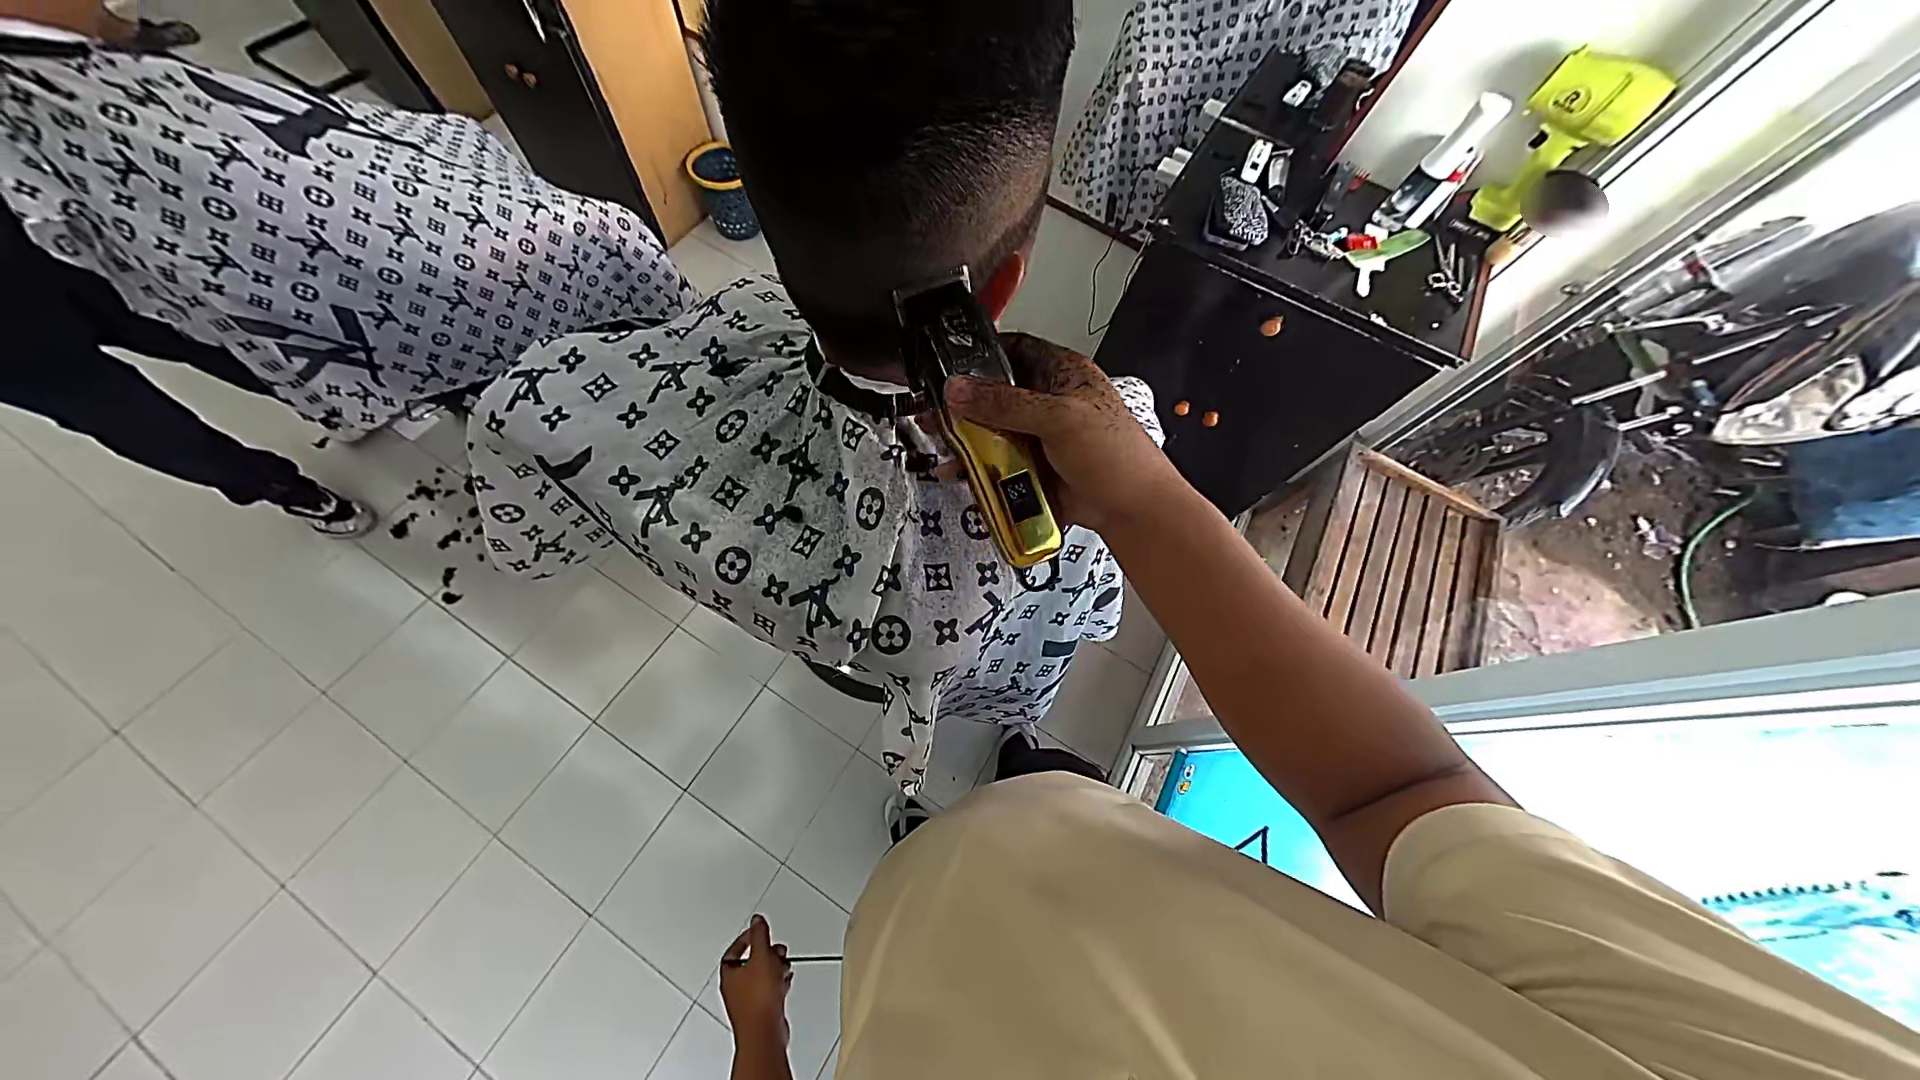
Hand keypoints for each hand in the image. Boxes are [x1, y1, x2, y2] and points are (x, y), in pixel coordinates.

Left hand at [720, 915, 791, 1045]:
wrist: (765, 1031)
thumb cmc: (758, 998)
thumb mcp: (761, 956)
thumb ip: (760, 935)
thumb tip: (756, 919)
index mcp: (730, 973)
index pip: (734, 950)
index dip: (746, 938)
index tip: (758, 931)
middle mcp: (735, 987)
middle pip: (750, 962)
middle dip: (766, 953)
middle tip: (776, 951)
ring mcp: (747, 1000)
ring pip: (761, 976)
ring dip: (774, 968)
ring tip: (782, 967)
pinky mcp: (760, 1010)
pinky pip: (769, 990)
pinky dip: (777, 983)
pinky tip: (784, 982)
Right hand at [947, 333, 1183, 531]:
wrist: (1130, 510)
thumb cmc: (1116, 456)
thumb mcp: (1058, 418)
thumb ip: (1005, 403)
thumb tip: (960, 390)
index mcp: (1062, 375)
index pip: (1016, 349)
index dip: (984, 353)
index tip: (951, 363)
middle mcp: (1049, 403)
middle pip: (997, 395)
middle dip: (967, 406)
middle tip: (938, 413)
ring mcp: (1040, 437)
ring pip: (994, 432)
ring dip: (970, 441)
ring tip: (947, 447)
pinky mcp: (1033, 468)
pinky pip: (999, 463)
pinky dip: (981, 469)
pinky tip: (964, 472)